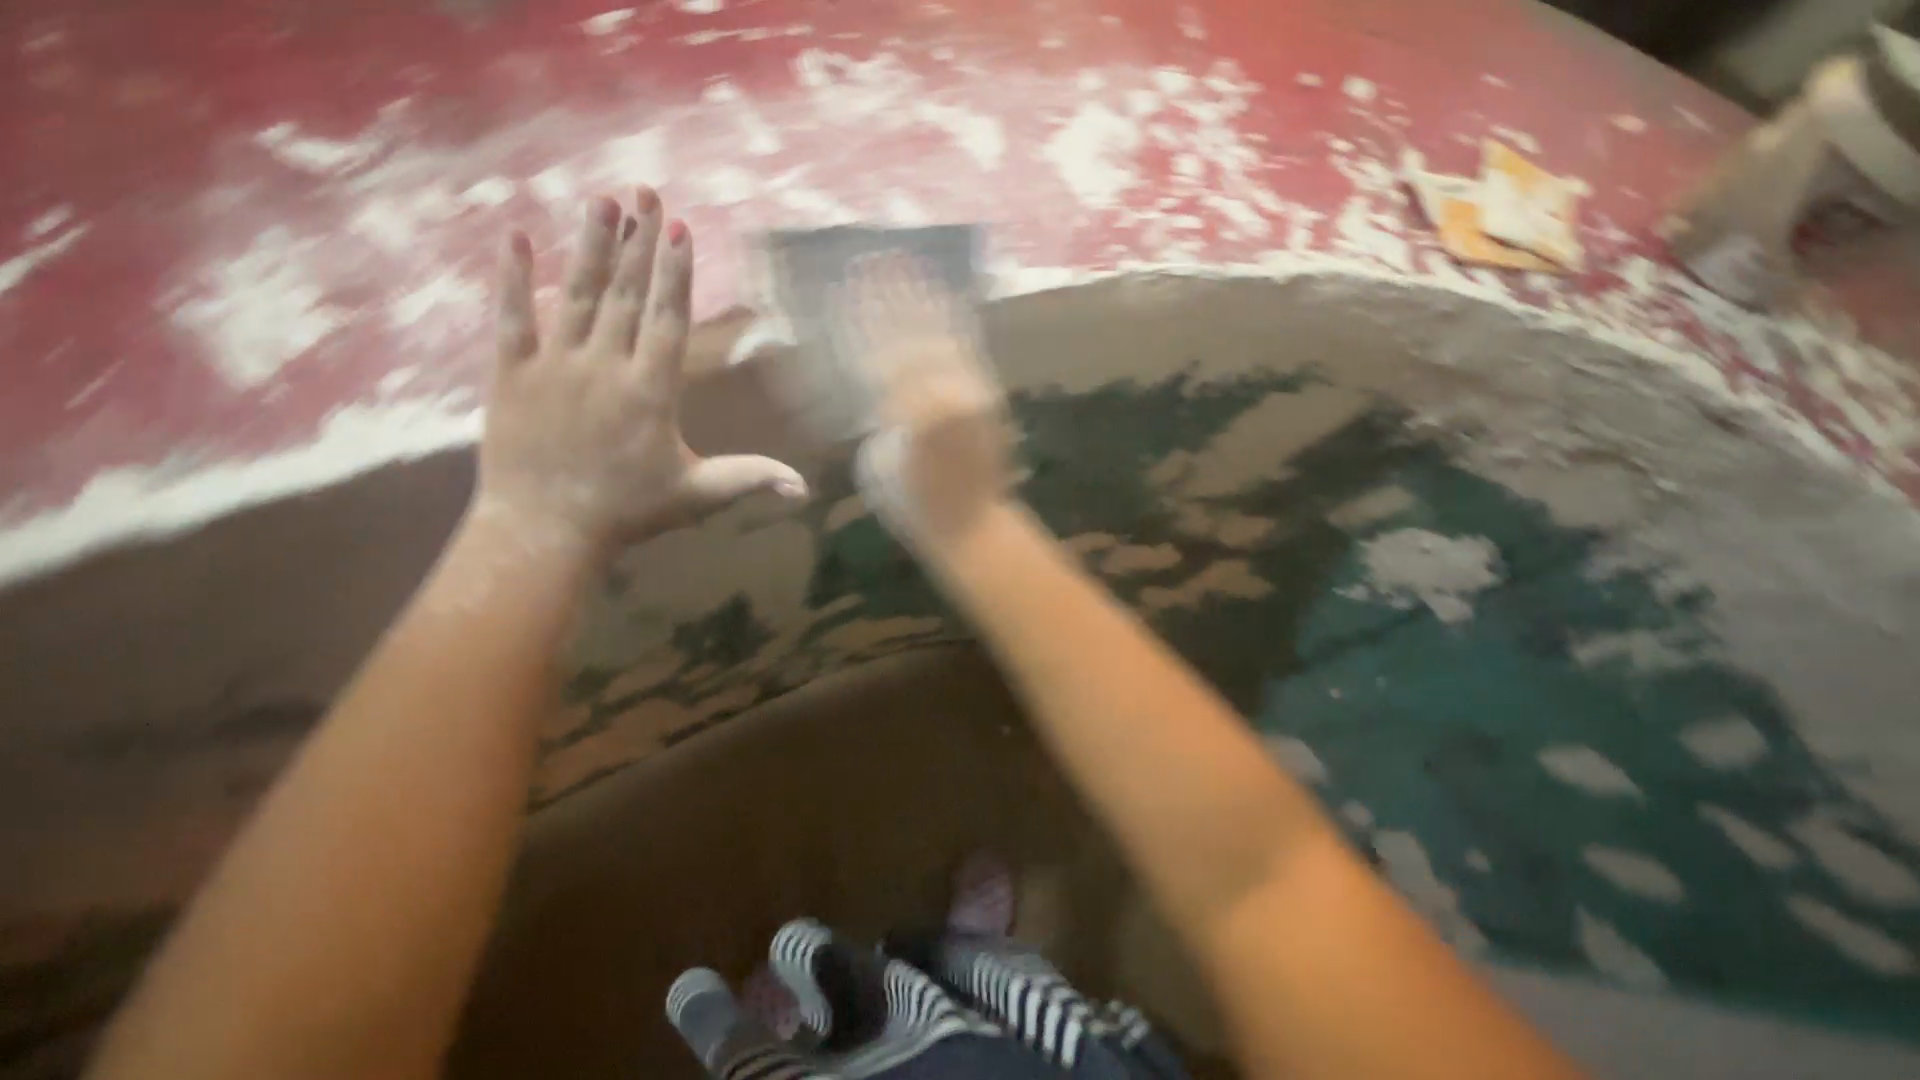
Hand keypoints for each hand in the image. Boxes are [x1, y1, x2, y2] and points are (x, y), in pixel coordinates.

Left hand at [476, 190, 807, 554]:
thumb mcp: (695, 496)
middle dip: (640, 241)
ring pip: (576, 295)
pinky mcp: (512, 375)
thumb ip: (748, 479)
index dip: (675, 272)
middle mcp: (605, 367)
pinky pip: (512, 317)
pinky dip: (513, 277)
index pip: (668, 319)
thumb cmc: (626, 514)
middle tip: (646, 192)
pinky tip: (516, 235)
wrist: (544, 532)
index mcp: (650, 392)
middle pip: (626, 294)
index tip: (680, 227)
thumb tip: (804, 487)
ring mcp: (555, 367)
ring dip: (591, 246)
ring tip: (601, 201)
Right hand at [838, 256, 1012, 553]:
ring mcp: (972, 389)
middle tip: (865, 266)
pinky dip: (951, 318)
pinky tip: (941, 294)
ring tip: (902, 264)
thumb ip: (876, 419)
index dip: (860, 327)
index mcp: (912, 414)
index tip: (840, 297)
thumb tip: (868, 380)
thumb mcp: (878, 464)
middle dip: (887, 300)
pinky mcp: (987, 391)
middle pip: (910, 337)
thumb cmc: (913, 503)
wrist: (972, 522)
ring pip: (941, 334)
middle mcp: (946, 394)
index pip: (880, 359)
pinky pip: (967, 347)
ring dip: (920, 298)